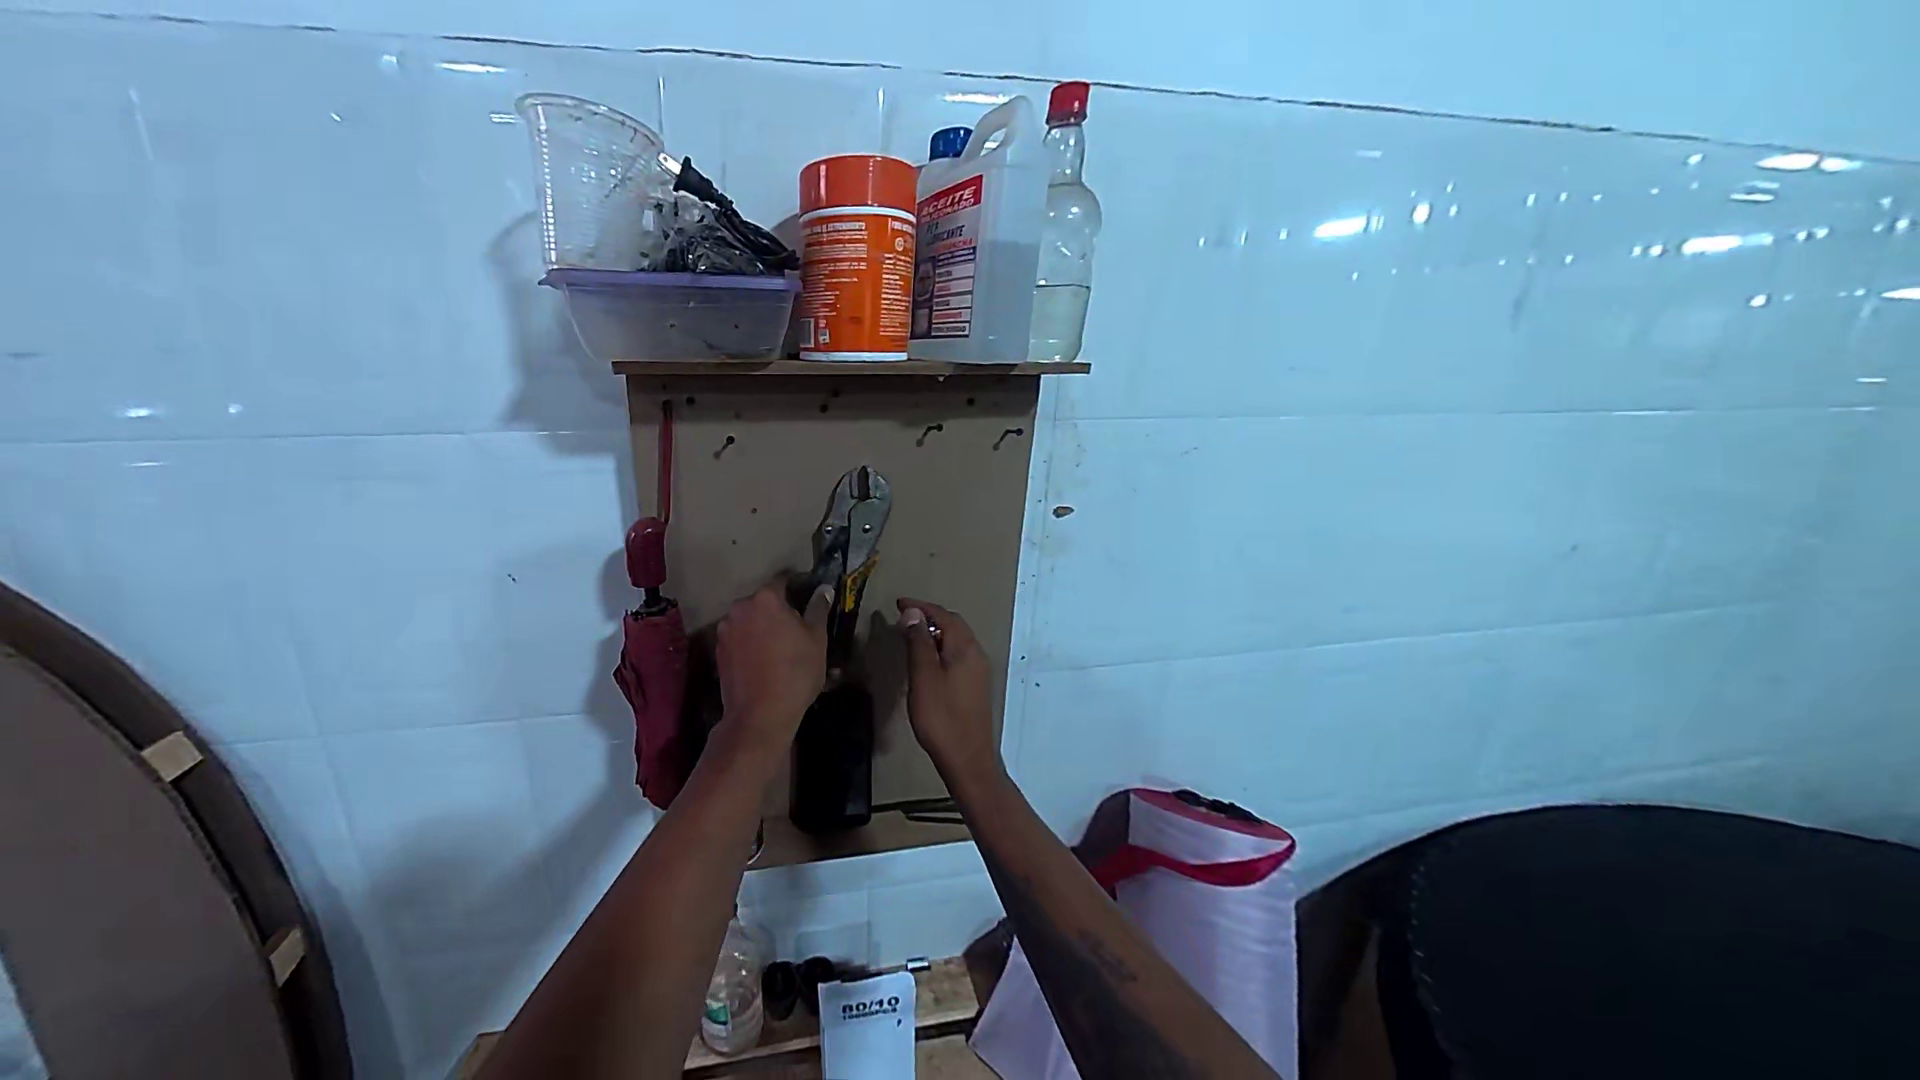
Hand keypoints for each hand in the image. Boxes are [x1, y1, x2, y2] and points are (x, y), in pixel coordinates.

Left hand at [716, 583, 829, 742]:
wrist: (759, 714)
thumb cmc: (795, 671)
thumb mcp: (816, 638)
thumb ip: (818, 608)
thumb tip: (824, 589)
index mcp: (766, 599)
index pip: (783, 581)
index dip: (798, 588)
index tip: (809, 602)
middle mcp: (740, 608)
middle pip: (763, 601)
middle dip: (779, 610)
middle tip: (797, 629)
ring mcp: (725, 630)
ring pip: (750, 620)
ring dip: (763, 627)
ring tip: (780, 648)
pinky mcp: (718, 651)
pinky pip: (739, 638)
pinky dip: (750, 643)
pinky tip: (764, 661)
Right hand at [896, 598, 1000, 780]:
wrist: (967, 757)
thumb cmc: (941, 716)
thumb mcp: (923, 676)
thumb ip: (918, 642)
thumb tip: (914, 612)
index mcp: (966, 648)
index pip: (944, 615)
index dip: (921, 606)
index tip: (899, 603)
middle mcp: (977, 654)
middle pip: (954, 625)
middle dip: (930, 617)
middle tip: (904, 617)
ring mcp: (979, 671)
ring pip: (957, 641)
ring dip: (936, 633)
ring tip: (912, 636)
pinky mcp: (976, 686)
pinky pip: (958, 655)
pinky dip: (942, 648)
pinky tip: (928, 661)